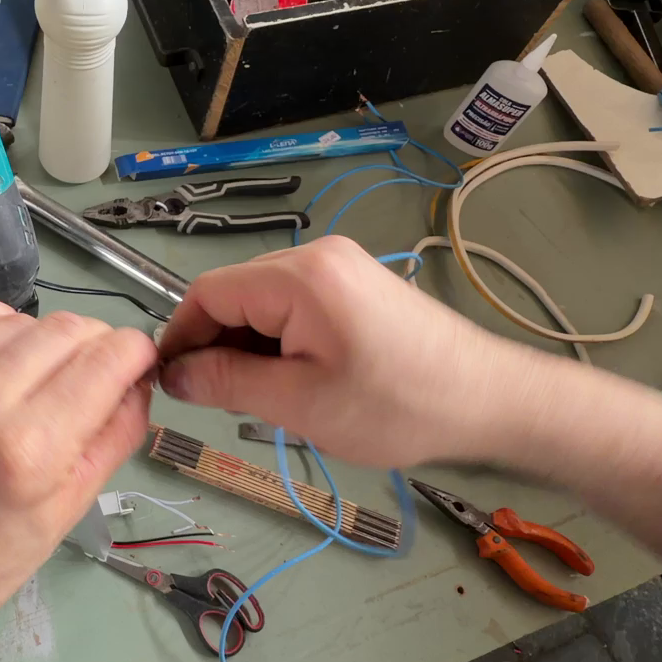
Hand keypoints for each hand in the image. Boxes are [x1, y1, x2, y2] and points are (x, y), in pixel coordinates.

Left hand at [0, 294, 156, 642]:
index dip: (138, 354)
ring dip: (47, 340)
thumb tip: (139, 378)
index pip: (110, 357)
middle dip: (98, 345)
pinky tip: (1, 353)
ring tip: (42, 377)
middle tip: (95, 376)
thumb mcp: (73, 508)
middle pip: (69, 329)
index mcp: (32, 449)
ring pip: (21, 320)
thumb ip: (118, 433)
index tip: (138, 366)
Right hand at [156, 236, 551, 466]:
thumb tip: (172, 375)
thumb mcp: (299, 403)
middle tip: (220, 401)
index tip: (169, 383)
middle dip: (216, 345)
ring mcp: (340, 266)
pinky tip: (292, 378)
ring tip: (263, 397)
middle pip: (235, 294)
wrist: (491, 400)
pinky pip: (293, 305)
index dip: (181, 336)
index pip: (208, 292)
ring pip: (262, 302)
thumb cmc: (396, 405)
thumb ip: (227, 382)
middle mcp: (315, 255)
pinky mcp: (355, 284)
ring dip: (248, 346)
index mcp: (299, 276)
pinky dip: (277, 341)